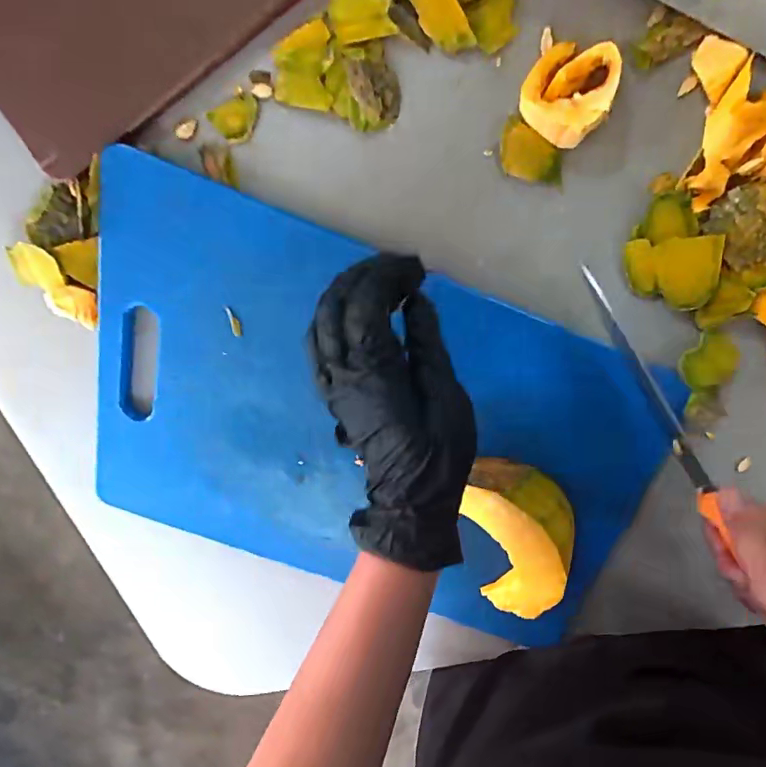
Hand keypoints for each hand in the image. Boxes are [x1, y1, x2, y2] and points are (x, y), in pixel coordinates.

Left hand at [309, 254, 476, 570]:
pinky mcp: (331, 394)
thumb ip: (426, 345)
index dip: (387, 276)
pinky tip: (352, 314)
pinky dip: (332, 319)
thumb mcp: (446, 397)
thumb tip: (416, 303)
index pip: (366, 304)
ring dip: (344, 293)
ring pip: (321, 322)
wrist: (410, 498)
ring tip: (377, 283)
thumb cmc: (438, 453)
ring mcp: (331, 384)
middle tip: (399, 268)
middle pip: (337, 305)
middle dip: (365, 276)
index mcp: (374, 371)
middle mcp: (342, 372)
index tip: (417, 269)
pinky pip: (318, 344)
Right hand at [705, 488, 765, 642]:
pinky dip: (756, 584)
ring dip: (742, 577)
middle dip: (732, 561)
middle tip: (744, 580)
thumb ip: (739, 526)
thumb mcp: (759, 560)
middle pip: (737, 535)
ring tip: (755, 593)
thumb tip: (723, 490)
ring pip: (745, 556)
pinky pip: (759, 569)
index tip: (726, 558)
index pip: (729, 511)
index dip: (718, 535)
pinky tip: (763, 598)